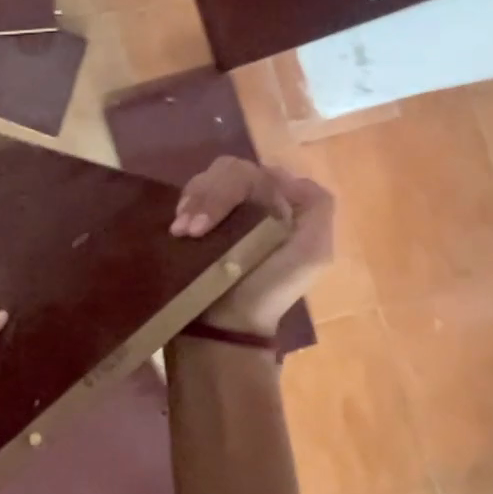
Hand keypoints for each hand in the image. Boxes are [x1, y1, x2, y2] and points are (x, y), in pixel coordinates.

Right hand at [169, 156, 333, 335]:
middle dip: (208, 196)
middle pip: (228, 170)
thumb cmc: (270, 290)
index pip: (256, 172)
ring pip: (205, 179)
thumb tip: (277, 173)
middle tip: (191, 230)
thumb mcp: (313, 251)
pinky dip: (182, 207)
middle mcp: (254, 199)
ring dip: (192, 202)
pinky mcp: (196, 219)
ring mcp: (223, 208)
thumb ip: (315, 205)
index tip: (220, 215)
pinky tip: (177, 229)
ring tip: (181, 232)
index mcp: (282, 202)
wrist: (228, 322)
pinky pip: (187, 195)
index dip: (233, 187)